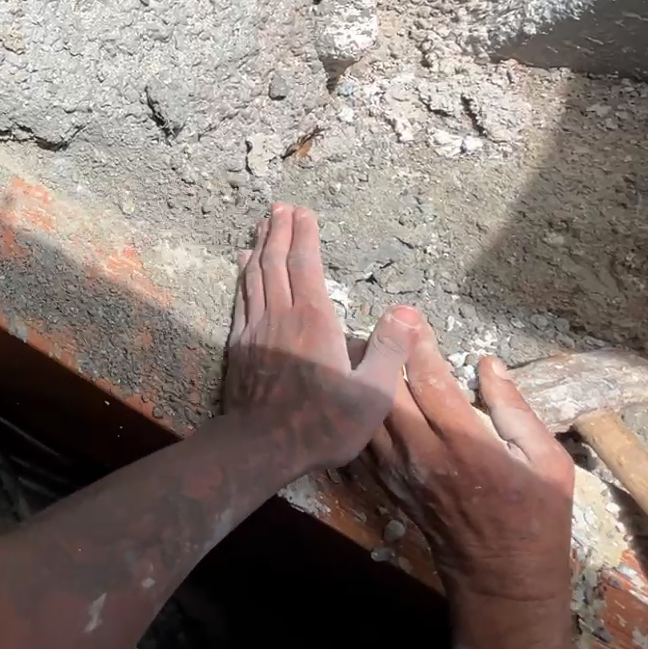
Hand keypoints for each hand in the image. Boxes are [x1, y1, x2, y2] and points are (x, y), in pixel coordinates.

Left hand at [224, 204, 420, 472]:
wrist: (263, 441)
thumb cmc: (324, 423)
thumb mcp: (372, 393)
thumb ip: (389, 349)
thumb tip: (408, 312)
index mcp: (313, 321)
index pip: (306, 266)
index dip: (304, 236)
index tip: (303, 212)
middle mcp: (280, 314)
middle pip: (277, 262)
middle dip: (280, 232)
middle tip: (280, 207)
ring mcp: (255, 325)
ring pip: (255, 275)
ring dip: (260, 246)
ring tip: (263, 225)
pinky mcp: (238, 340)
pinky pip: (241, 296)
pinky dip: (244, 274)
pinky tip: (244, 263)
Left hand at [362, 329, 575, 648]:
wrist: (498, 570)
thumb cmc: (534, 514)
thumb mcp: (548, 464)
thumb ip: (517, 410)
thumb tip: (488, 363)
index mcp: (467, 445)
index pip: (431, 382)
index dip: (419, 346)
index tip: (411, 316)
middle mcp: (423, 452)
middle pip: (386, 388)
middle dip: (381, 350)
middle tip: (379, 323)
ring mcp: (395, 465)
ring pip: (365, 406)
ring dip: (361, 373)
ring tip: (361, 343)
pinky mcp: (380, 475)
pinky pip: (360, 429)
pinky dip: (355, 402)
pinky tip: (353, 380)